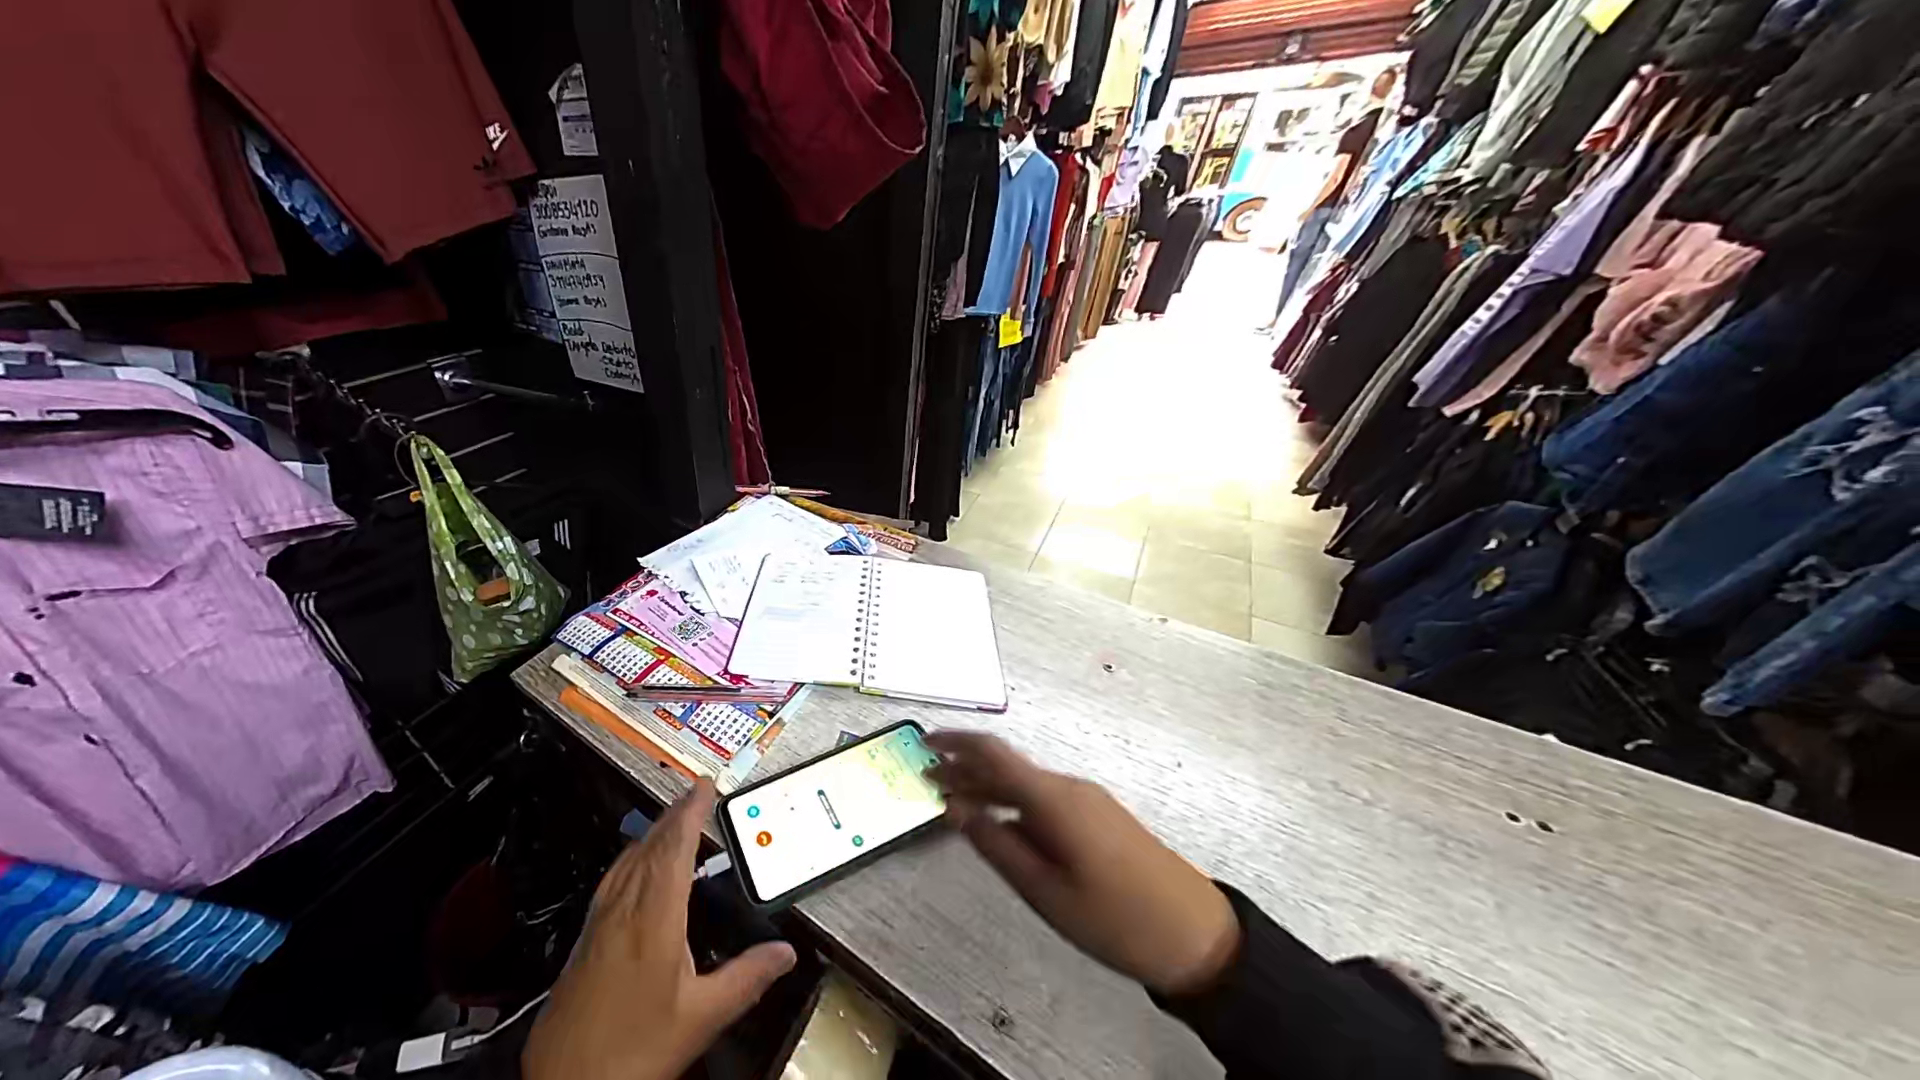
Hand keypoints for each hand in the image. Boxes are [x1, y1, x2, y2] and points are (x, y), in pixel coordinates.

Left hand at [523, 781, 795, 1079]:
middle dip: (674, 816)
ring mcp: (599, 926)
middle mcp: (621, 913)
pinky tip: (637, 871)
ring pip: (627, 862)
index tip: (704, 787)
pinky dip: (634, 859)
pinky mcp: (586, 943)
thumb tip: (783, 954)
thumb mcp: (701, 1017)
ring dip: (653, 834)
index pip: (673, 848)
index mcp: (652, 920)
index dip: (690, 813)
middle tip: (695, 796)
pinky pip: (613, 881)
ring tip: (672, 823)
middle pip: (648, 847)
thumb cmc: (627, 1054)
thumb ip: (747, 978)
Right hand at [926, 732, 1240, 996]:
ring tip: (952, 799)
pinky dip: (1012, 805)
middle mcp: (1069, 788)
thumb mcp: (1044, 890)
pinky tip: (997, 823)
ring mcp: (1086, 800)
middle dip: (965, 770)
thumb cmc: (1115, 918)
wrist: (1194, 932)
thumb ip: (997, 845)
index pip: (996, 754)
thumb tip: (957, 810)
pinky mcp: (1097, 816)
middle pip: (1008, 768)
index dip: (957, 743)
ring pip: (1025, 785)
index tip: (926, 742)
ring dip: (987, 789)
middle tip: (928, 779)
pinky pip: (1044, 800)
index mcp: (1054, 799)